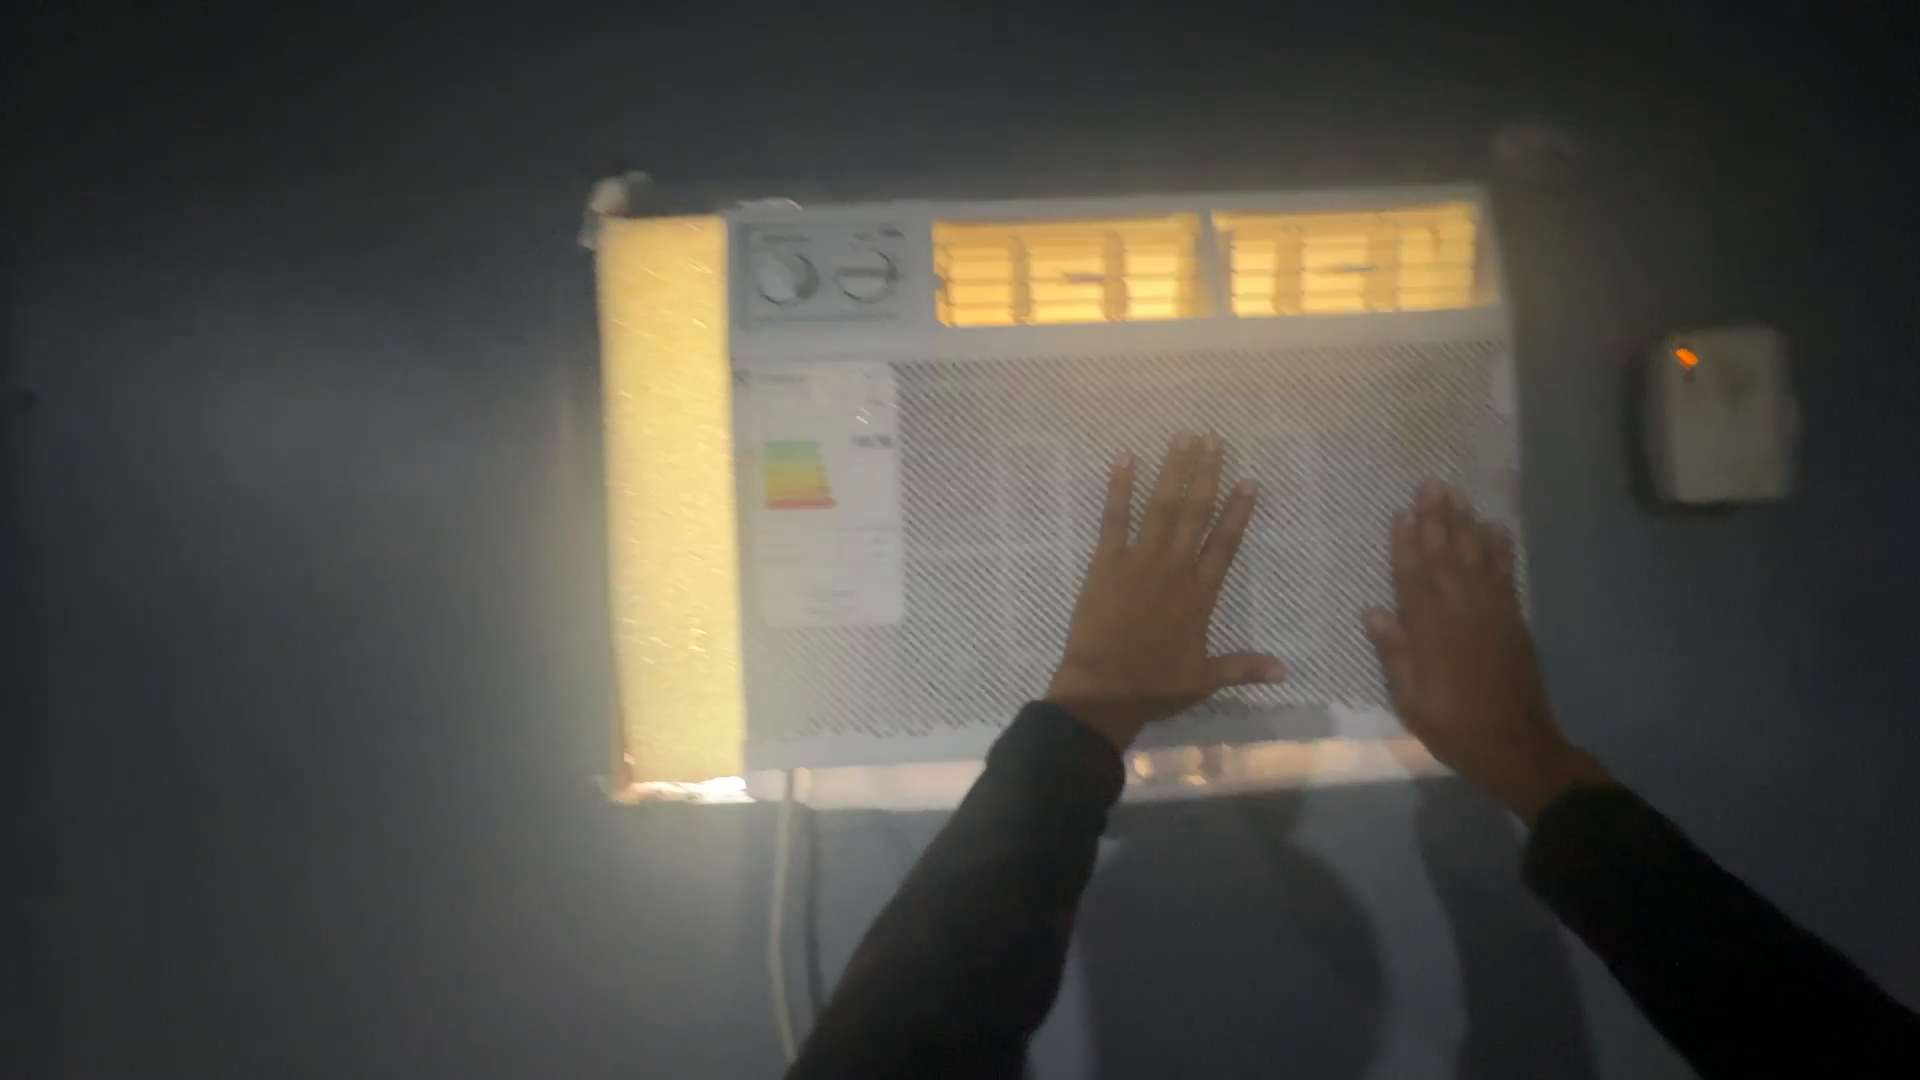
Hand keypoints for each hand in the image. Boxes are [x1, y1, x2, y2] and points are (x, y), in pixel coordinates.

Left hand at [1046, 433, 1288, 748]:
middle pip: (1194, 513)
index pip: (1225, 544)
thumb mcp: (1205, 680)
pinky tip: (1124, 458)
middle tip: (1213, 438)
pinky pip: (1114, 519)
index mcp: (1200, 595)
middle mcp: (1174, 569)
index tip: (1249, 480)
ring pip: (1161, 508)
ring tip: (1182, 437)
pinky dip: (1119, 488)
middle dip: (1206, 474)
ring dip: (1172, 471)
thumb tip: (1288, 670)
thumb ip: (1244, 668)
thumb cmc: (1154, 686)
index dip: (1238, 512)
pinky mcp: (1105, 562)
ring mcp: (1138, 561)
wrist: (1102, 689)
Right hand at [1361, 481, 1610, 822]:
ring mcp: (1494, 615)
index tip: (1400, 513)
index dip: (1406, 545)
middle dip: (1437, 521)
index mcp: (1432, 633)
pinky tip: (1494, 529)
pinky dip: (1500, 550)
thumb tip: (1373, 611)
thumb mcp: (1409, 699)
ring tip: (1456, 495)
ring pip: (1476, 560)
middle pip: (1447, 558)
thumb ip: (1395, 653)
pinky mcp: (1514, 622)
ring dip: (1465, 525)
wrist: (1518, 749)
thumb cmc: (1452, 725)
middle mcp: (1463, 614)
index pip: (1414, 579)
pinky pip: (1505, 577)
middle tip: (1430, 485)